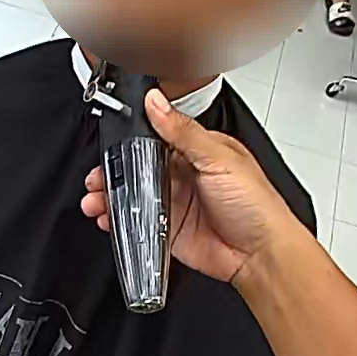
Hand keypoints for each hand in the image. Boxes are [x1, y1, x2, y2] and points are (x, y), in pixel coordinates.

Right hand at [82, 88, 303, 285]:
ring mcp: (178, 204)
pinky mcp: (171, 230)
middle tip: (97, 177)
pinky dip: (120, 221)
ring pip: (135, 196)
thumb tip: (156, 102)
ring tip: (95, 199)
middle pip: (140, 168)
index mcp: (199, 151)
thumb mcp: (219, 158)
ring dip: (112, 196)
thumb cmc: (256, 205)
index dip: (131, 141)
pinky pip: (140, 223)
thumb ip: (183, 132)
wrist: (261, 253)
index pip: (157, 138)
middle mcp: (187, 176)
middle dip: (114, 172)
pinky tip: (108, 219)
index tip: (110, 145)